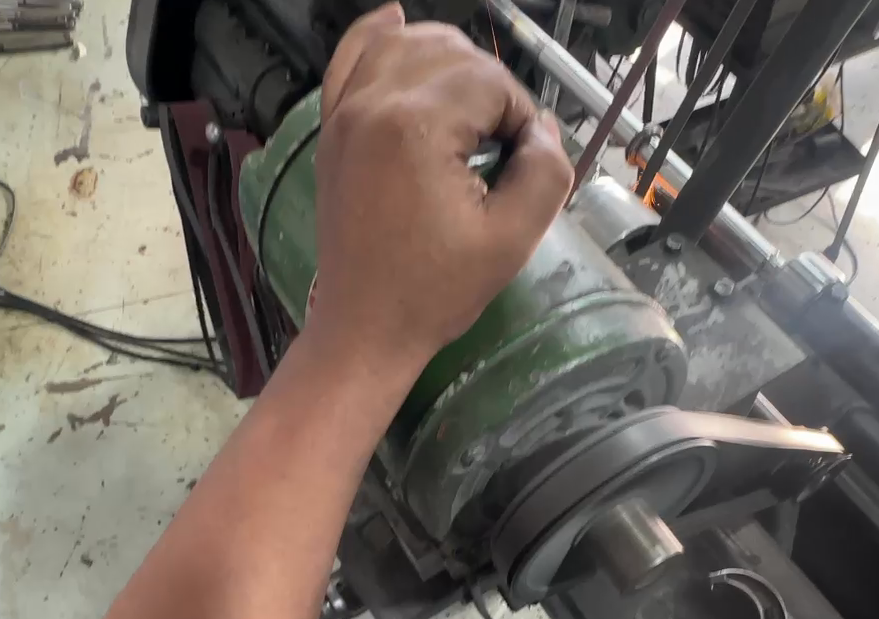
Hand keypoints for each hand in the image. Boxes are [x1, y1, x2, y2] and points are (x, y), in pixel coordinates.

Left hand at [303, 4, 572, 370]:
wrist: (365, 329)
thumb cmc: (434, 293)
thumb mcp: (510, 242)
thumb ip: (545, 173)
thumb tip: (543, 130)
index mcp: (419, 126)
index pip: (492, 81)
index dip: (521, 120)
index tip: (521, 168)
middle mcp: (375, 102)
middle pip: (452, 52)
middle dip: (489, 91)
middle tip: (499, 151)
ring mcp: (346, 114)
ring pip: (406, 44)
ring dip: (448, 63)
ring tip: (471, 113)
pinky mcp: (333, 132)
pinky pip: (352, 58)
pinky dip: (379, 39)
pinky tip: (395, 24)